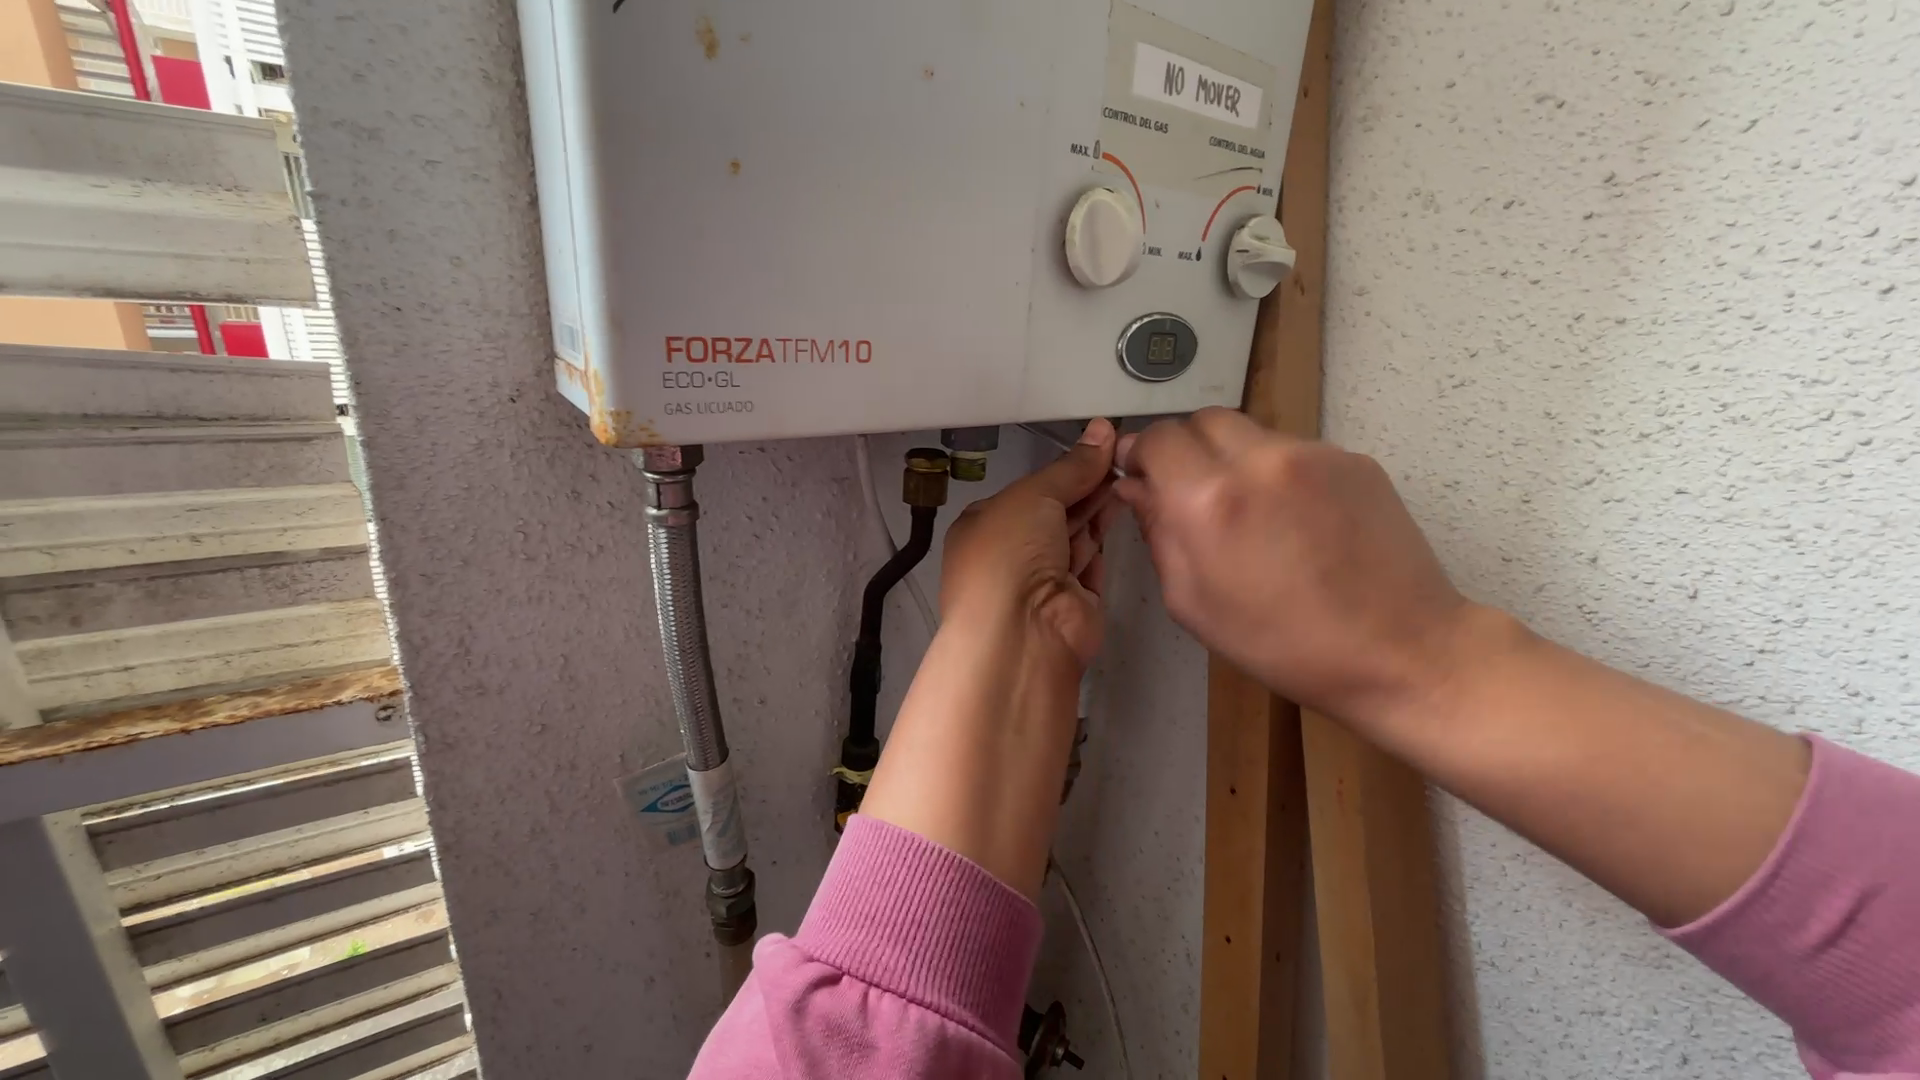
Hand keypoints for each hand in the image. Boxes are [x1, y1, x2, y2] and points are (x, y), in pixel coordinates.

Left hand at [939, 418, 1120, 665]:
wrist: (1021, 633)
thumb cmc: (1009, 554)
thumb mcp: (1033, 496)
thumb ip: (1070, 467)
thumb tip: (1101, 428)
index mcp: (985, 525)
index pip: (1028, 492)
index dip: (1063, 470)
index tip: (1099, 448)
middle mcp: (1010, 554)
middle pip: (1054, 513)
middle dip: (1085, 488)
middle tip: (1123, 459)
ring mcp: (1041, 582)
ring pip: (1075, 537)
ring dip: (1098, 510)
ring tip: (1131, 478)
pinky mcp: (1073, 603)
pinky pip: (1090, 566)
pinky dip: (1104, 544)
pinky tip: (1125, 516)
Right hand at [1116, 408, 1484, 737]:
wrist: (1399, 650)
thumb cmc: (1281, 644)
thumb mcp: (1192, 603)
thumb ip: (1157, 534)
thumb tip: (1136, 489)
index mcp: (1209, 501)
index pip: (1156, 438)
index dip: (1140, 454)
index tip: (1142, 476)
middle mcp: (1259, 461)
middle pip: (1201, 419)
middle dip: (1184, 447)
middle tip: (1190, 490)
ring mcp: (1313, 454)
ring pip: (1249, 431)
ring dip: (1232, 458)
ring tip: (1250, 511)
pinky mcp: (1354, 459)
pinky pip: (1294, 449)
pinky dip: (1278, 472)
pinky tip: (1295, 519)